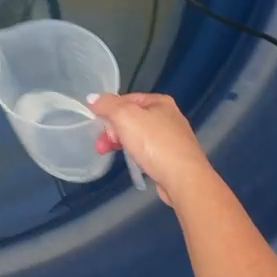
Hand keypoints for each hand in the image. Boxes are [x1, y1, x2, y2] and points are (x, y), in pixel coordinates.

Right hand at [88, 92, 214, 205]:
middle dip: (112, 129)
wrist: (183, 178)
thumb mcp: (125, 117)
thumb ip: (107, 105)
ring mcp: (172, 138)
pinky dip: (135, 153)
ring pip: (138, 135)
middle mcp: (168, 116)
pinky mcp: (172, 157)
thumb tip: (93, 98)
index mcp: (160, 102)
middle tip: (101, 144)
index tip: (99, 125)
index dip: (109, 110)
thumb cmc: (154, 143)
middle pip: (132, 118)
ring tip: (107, 153)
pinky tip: (131, 161)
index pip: (126, 99)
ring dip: (120, 142)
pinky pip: (147, 150)